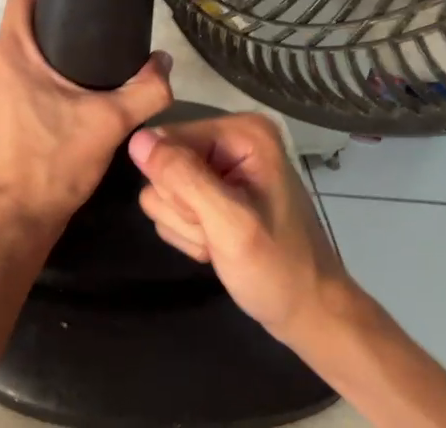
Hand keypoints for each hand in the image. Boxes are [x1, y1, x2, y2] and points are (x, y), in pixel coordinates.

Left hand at [0, 0, 173, 243]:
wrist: (14, 222)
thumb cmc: (54, 164)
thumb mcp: (110, 124)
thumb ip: (146, 90)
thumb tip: (165, 63)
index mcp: (11, 52)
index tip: (81, 4)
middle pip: (23, 24)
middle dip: (57, 27)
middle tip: (96, 39)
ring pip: (18, 53)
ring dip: (46, 56)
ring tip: (84, 69)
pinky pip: (12, 78)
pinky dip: (35, 79)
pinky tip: (64, 98)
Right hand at [128, 113, 355, 341]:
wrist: (308, 312)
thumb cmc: (278, 270)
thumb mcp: (230, 225)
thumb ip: (184, 179)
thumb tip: (137, 140)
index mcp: (243, 132)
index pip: (167, 139)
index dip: (174, 184)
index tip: (208, 217)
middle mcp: (231, 139)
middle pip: (163, 162)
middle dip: (183, 208)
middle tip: (217, 234)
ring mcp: (222, 165)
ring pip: (162, 187)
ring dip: (185, 225)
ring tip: (220, 242)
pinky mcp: (215, 190)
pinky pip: (172, 204)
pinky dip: (188, 233)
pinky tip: (217, 246)